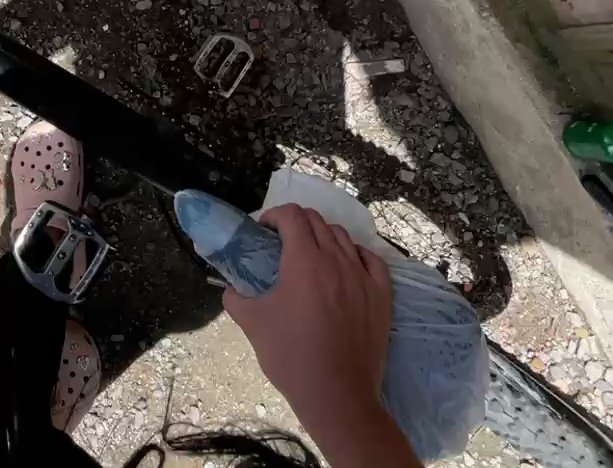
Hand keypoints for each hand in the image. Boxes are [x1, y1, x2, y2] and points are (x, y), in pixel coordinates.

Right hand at [226, 205, 418, 466]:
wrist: (337, 397)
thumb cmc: (291, 356)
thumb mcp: (251, 323)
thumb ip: (235, 298)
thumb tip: (230, 289)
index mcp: (303, 261)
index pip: (291, 215)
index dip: (273, 216)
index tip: (263, 231)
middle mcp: (336, 261)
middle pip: (316, 220)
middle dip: (295, 223)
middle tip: (281, 242)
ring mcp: (363, 278)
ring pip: (343, 236)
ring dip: (323, 236)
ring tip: (312, 255)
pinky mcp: (382, 297)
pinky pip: (372, 260)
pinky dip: (357, 254)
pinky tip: (347, 265)